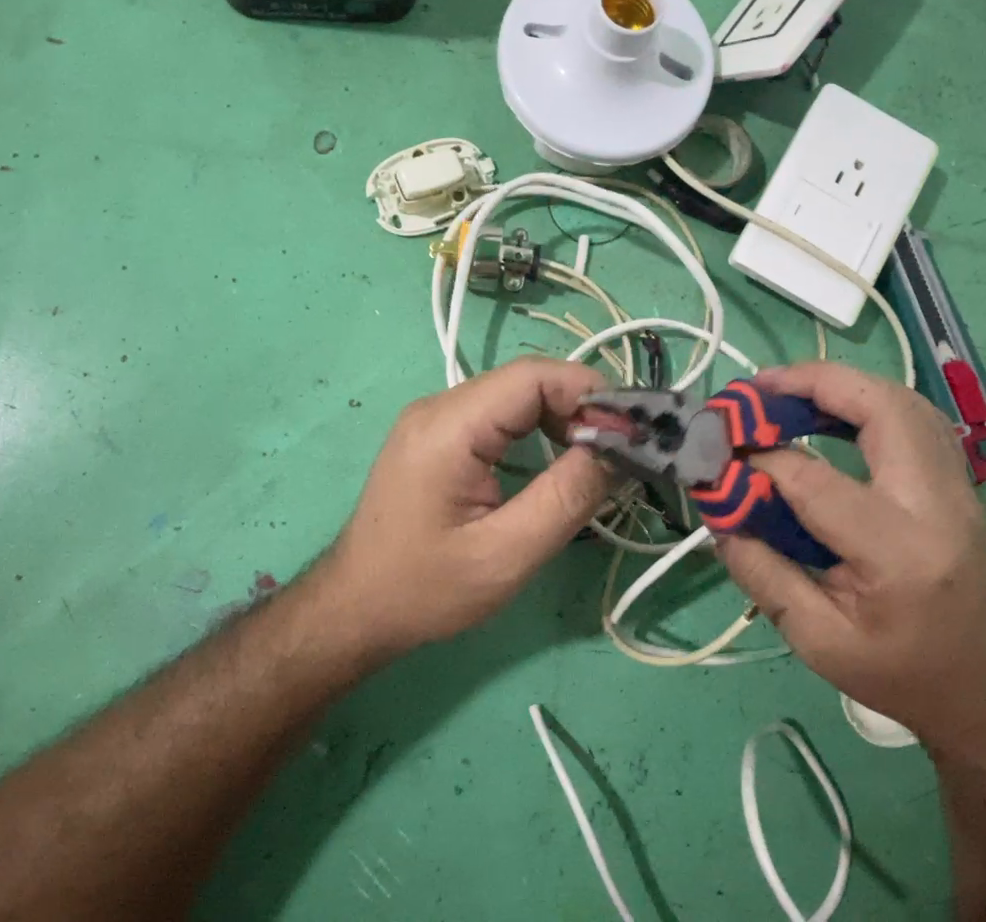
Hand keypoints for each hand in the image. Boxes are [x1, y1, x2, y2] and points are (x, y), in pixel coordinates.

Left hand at [313, 357, 615, 656]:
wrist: (355, 609)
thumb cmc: (426, 589)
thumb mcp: (506, 555)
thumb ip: (566, 498)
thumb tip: (618, 450)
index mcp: (448, 427)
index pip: (532, 376)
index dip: (589, 394)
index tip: (629, 435)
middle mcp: (438, 408)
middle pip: (526, 382)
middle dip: (581, 409)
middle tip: (620, 455)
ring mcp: (434, 421)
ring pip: (515, 397)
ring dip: (562, 421)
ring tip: (595, 463)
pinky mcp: (437, 439)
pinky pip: (498, 417)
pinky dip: (537, 433)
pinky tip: (557, 466)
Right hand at [716, 362, 985, 753]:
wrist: (983, 693)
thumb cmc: (897, 674)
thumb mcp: (814, 640)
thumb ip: (761, 572)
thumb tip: (719, 512)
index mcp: (898, 553)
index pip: (816, 481)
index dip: (760, 459)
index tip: (720, 452)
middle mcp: (937, 506)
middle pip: (884, 409)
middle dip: (815, 383)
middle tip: (757, 387)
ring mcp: (959, 490)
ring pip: (907, 403)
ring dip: (844, 386)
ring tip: (787, 393)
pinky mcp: (960, 487)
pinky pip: (917, 420)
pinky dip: (869, 402)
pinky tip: (831, 414)